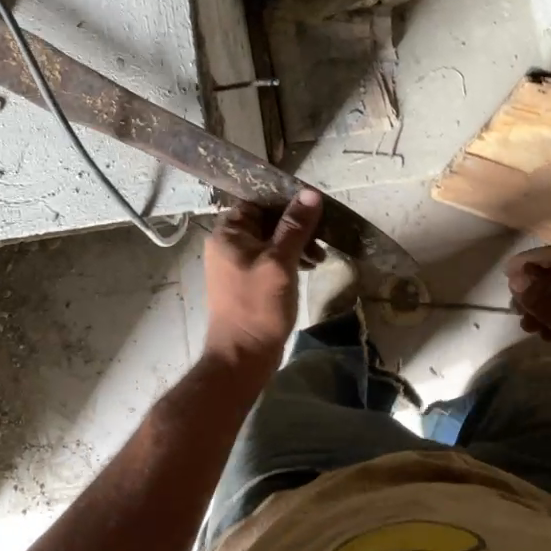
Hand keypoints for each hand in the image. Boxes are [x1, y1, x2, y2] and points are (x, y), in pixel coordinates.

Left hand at [202, 190, 322, 375]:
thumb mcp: (280, 262)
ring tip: (320, 256)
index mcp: (228, 233)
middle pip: (266, 220)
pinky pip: (271, 258)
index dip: (284, 200)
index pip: (257, 202)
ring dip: (297, 243)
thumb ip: (295, 226)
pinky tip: (310, 266)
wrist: (243, 357)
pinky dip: (290, 259)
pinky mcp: (249, 280)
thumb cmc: (258, 306)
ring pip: (272, 239)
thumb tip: (310, 193)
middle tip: (322, 234)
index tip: (313, 205)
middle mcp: (228, 244)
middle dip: (295, 225)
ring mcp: (237, 263)